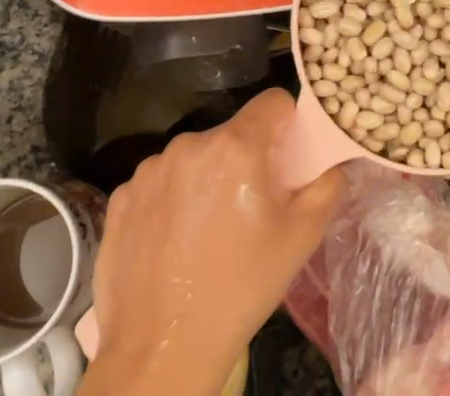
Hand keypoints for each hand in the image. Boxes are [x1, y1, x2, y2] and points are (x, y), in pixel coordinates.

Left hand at [81, 89, 343, 395]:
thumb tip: (329, 163)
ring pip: (196, 158)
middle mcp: (188, 146)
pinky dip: (174, 199)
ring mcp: (148, 171)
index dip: (289, 125)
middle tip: (254, 207)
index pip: (273, 102)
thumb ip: (327, 185)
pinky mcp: (120, 198)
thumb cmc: (240, 287)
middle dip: (249, 159)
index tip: (290, 159)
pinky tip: (177, 241)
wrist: (161, 347)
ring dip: (210, 178)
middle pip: (234, 134)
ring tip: (211, 230)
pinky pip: (161, 182)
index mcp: (236, 147)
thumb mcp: (303, 237)